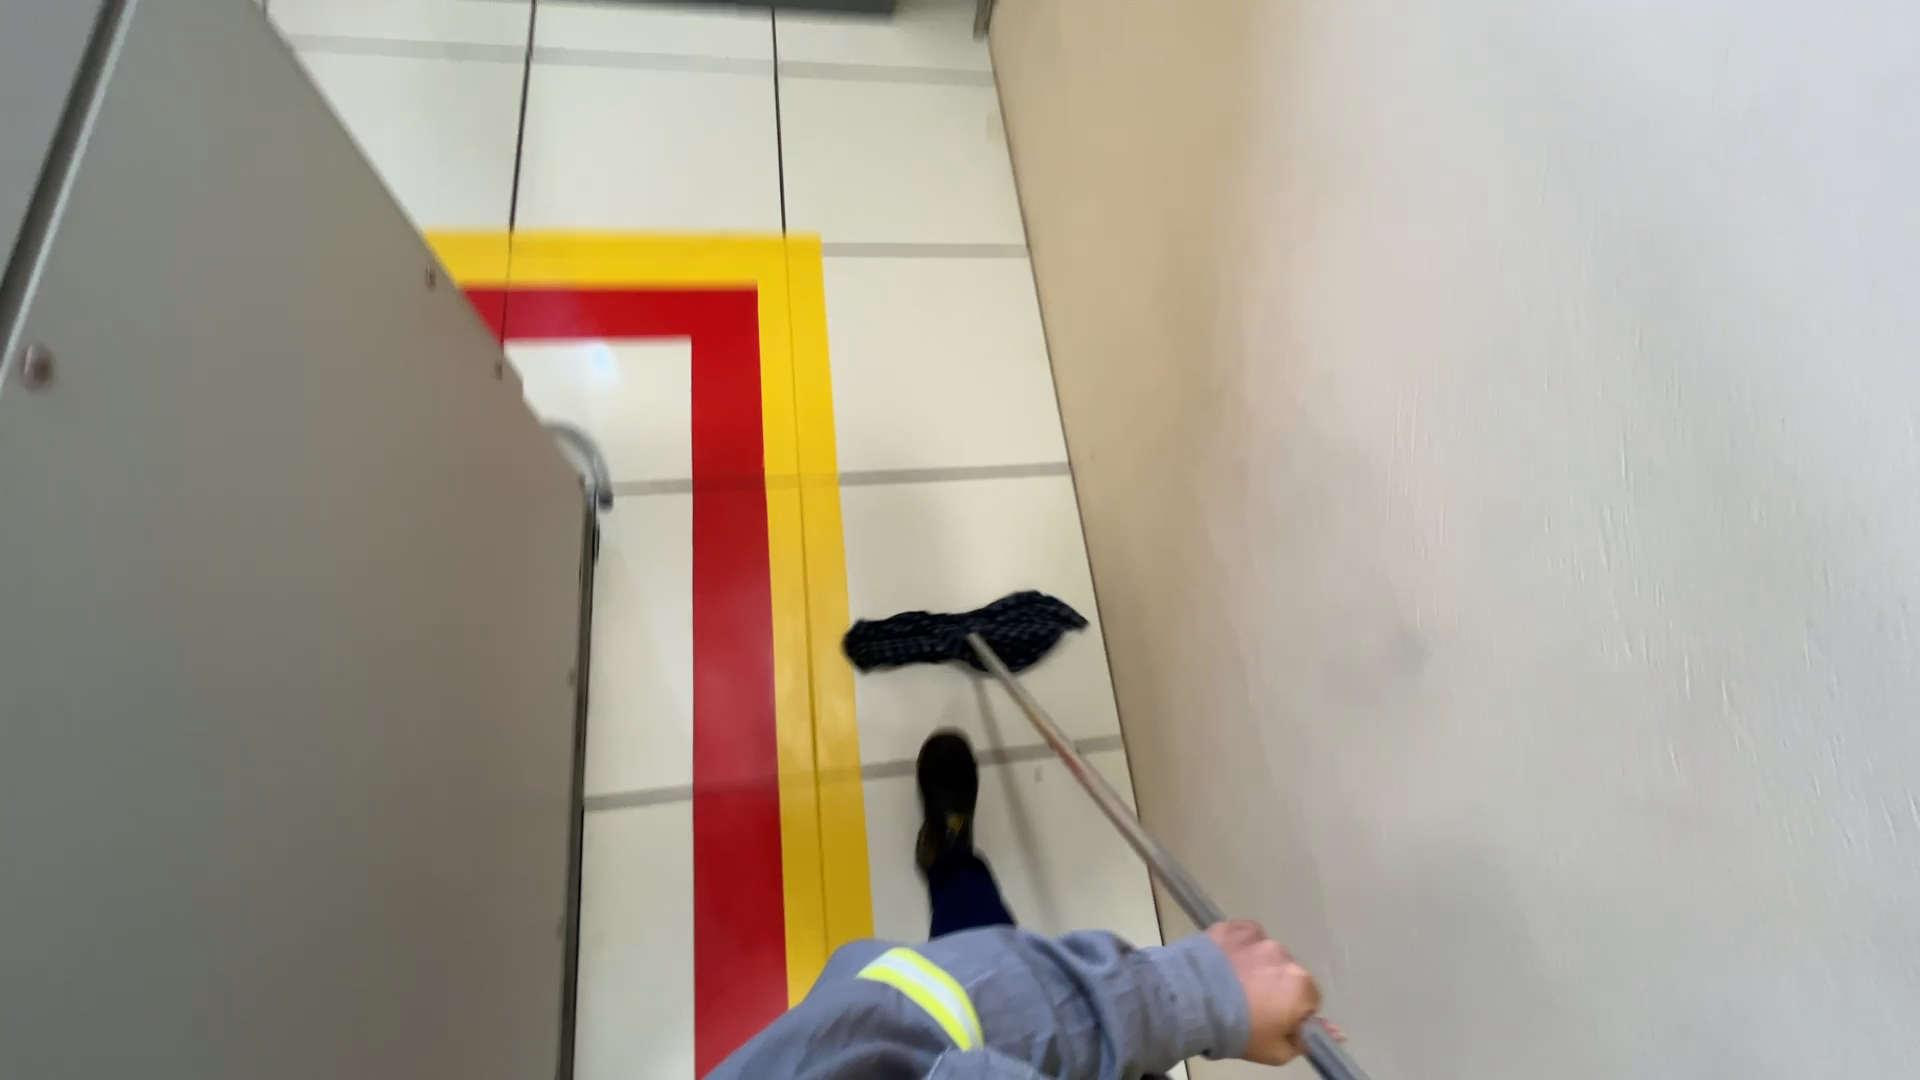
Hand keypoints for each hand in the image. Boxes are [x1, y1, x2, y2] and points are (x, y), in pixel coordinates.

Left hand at [1205, 920, 1338, 1065]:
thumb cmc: (1238, 1029)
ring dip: (1257, 964)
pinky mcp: (1231, 925)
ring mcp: (1256, 936)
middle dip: (1275, 984)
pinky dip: (1239, 946)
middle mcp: (1283, 954)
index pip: (1309, 999)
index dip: (1292, 1011)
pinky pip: (1244, 936)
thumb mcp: (1278, 1050)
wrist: (1192, 999)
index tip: (1274, 1018)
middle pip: (1287, 972)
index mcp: (1300, 984)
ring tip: (1232, 981)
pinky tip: (1224, 962)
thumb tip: (1335, 1031)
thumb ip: (1306, 1038)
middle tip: (1250, 1001)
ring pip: (1265, 952)